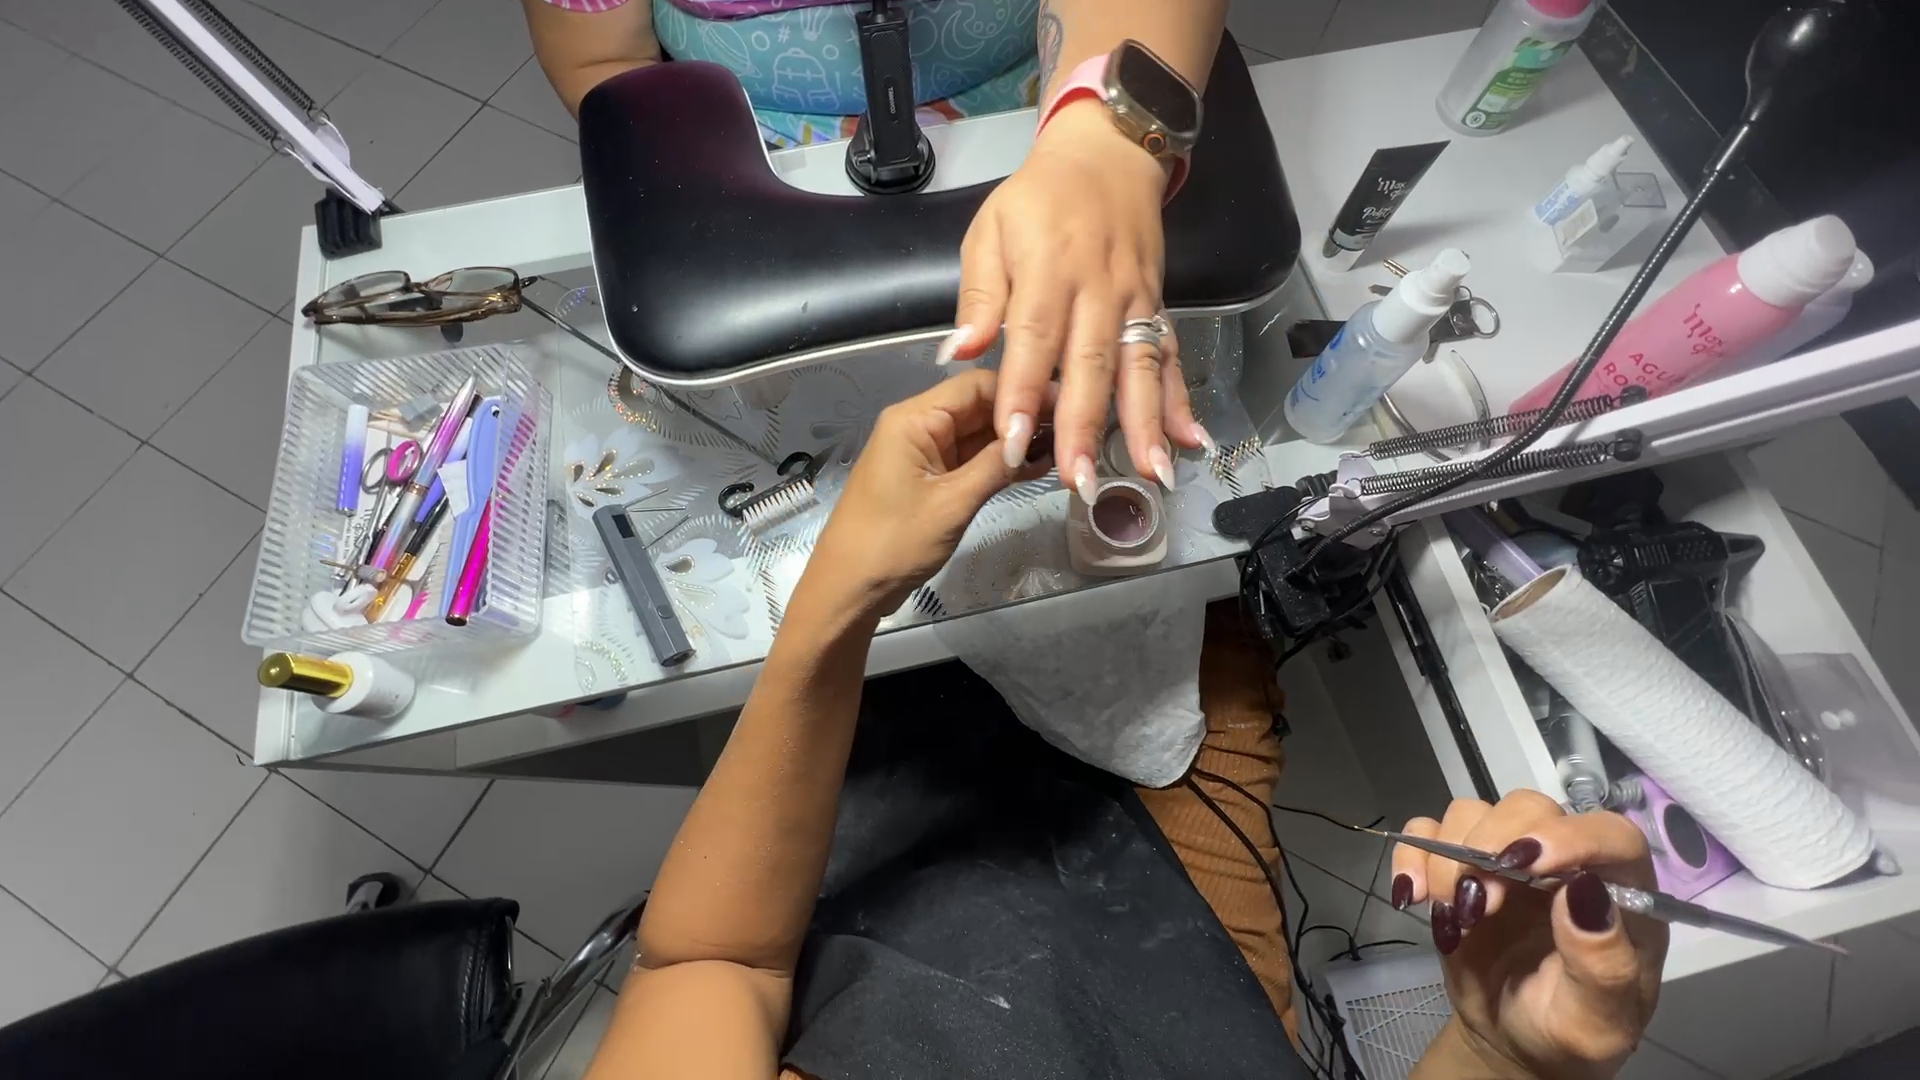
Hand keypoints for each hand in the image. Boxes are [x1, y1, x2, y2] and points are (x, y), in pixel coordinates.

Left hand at [802, 369, 1051, 617]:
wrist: (849, 589)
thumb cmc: (893, 543)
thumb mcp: (952, 503)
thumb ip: (995, 466)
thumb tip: (1039, 436)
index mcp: (915, 418)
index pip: (978, 385)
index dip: (1023, 391)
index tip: (1069, 402)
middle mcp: (920, 425)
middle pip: (980, 407)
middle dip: (1025, 416)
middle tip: (1076, 426)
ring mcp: (925, 453)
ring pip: (979, 435)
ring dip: (1016, 442)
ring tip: (1067, 446)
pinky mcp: (931, 479)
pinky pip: (970, 460)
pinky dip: (999, 464)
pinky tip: (1037, 466)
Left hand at [942, 100, 1208, 505]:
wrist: (1108, 153)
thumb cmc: (1036, 200)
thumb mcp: (991, 232)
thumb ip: (980, 296)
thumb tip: (958, 354)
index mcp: (1046, 269)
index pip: (1033, 340)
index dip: (1022, 394)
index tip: (1012, 445)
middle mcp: (1097, 290)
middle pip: (1091, 366)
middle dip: (1086, 430)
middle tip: (1079, 483)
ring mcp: (1134, 300)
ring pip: (1140, 369)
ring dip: (1145, 426)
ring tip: (1149, 476)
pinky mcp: (1158, 306)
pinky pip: (1171, 356)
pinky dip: (1182, 400)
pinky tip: (1191, 440)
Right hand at [1394, 793, 1667, 1079]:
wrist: (1509, 1038)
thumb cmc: (1566, 1034)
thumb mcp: (1597, 1021)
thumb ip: (1601, 964)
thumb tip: (1585, 893)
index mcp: (1619, 893)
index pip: (1608, 834)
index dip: (1569, 835)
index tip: (1524, 861)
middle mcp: (1562, 862)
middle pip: (1527, 808)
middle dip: (1490, 844)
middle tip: (1478, 902)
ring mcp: (1503, 858)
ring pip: (1470, 813)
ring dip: (1449, 857)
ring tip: (1451, 915)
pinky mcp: (1455, 862)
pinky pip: (1425, 832)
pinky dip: (1411, 856)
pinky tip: (1414, 896)